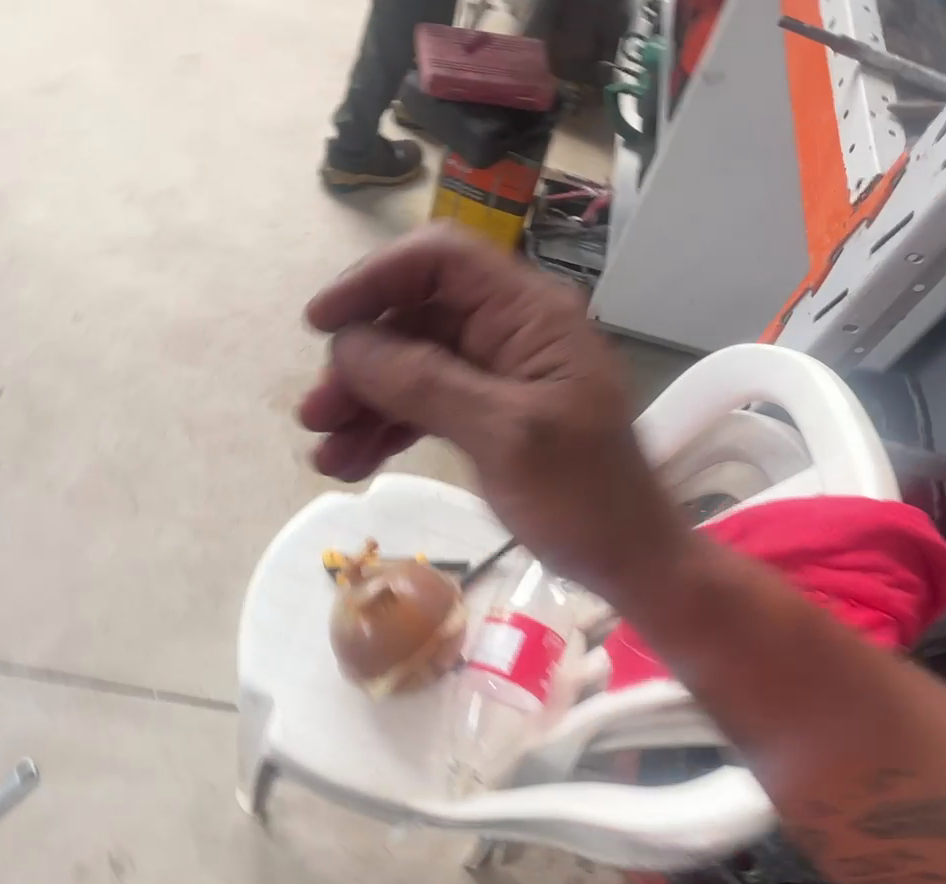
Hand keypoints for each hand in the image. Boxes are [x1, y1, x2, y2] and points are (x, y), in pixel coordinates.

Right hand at [300, 226, 691, 599]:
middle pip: (416, 319)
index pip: (441, 262)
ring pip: (414, 367)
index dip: (374, 281)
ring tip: (325, 454)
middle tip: (316, 414)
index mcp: (531, 315)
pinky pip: (428, 407)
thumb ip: (426, 383)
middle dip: (361, 363)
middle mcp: (512, 333)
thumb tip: (349, 345)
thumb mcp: (505, 436)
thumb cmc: (584, 498)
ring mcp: (501, 376)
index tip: (321, 324)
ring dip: (365, 404)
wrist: (629, 560)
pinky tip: (351, 462)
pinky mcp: (492, 417)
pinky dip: (390, 430)